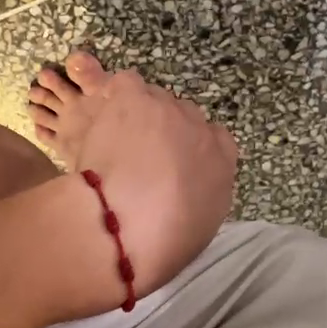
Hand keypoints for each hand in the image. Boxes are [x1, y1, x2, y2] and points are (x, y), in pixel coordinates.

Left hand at [48, 57, 238, 298]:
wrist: (122, 226)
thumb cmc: (160, 242)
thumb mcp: (198, 227)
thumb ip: (200, 196)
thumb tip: (187, 188)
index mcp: (222, 162)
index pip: (215, 139)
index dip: (190, 147)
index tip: (172, 164)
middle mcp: (199, 128)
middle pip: (183, 116)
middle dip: (164, 131)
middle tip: (138, 156)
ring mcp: (166, 109)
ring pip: (153, 99)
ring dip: (137, 115)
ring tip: (113, 141)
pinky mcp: (132, 98)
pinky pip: (125, 84)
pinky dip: (115, 96)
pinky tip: (104, 118)